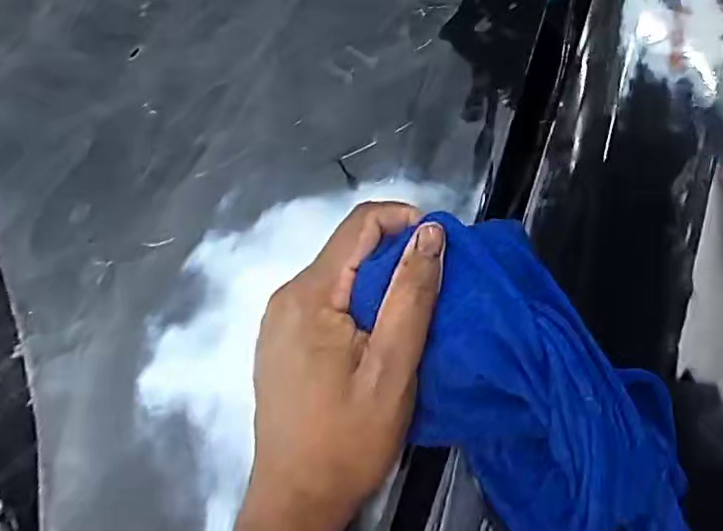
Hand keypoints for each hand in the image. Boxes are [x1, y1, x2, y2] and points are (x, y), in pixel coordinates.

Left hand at [236, 202, 445, 530]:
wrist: (296, 508)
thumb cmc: (347, 440)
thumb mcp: (393, 366)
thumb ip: (412, 293)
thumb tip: (430, 231)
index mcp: (309, 296)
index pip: (362, 222)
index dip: (406, 219)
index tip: (439, 248)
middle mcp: (289, 297)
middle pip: (354, 244)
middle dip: (400, 253)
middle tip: (434, 286)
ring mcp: (283, 319)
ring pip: (346, 269)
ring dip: (385, 278)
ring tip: (413, 313)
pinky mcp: (287, 338)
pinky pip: (333, 294)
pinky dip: (366, 299)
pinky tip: (383, 333)